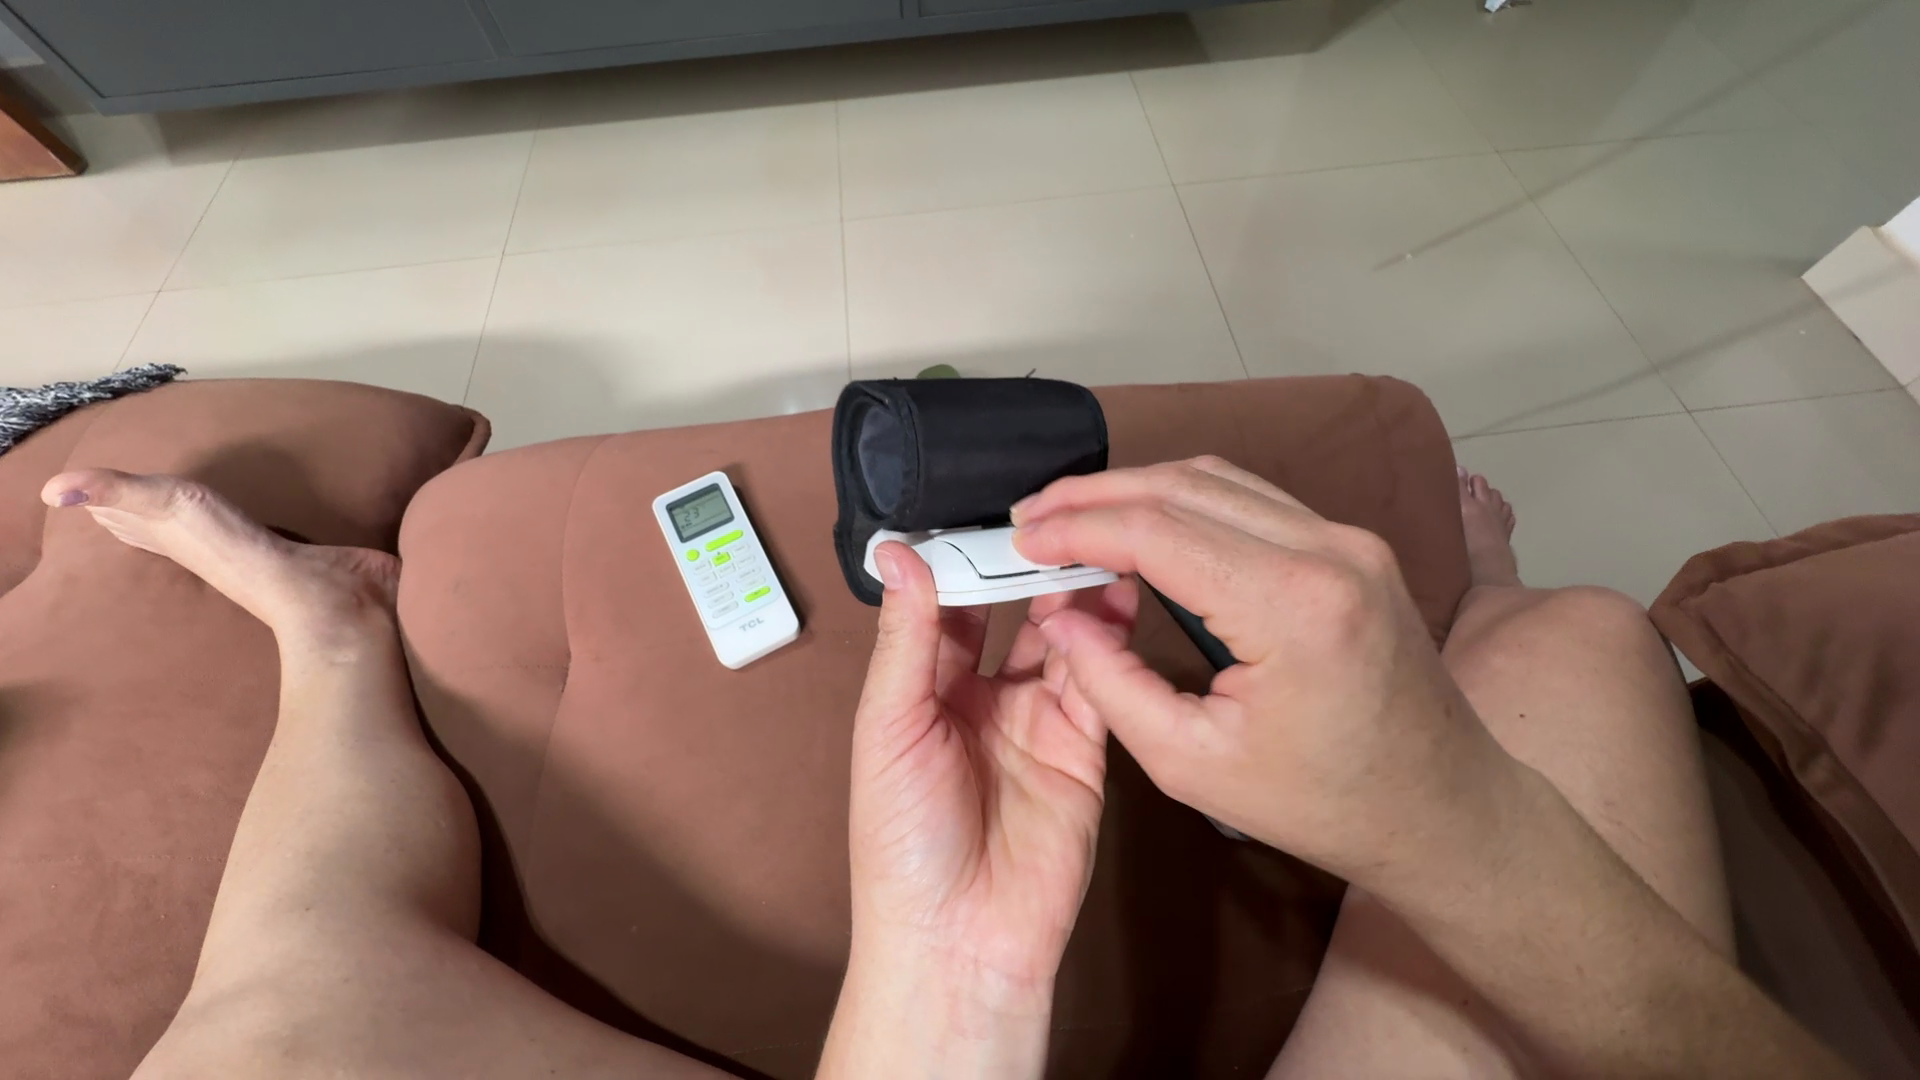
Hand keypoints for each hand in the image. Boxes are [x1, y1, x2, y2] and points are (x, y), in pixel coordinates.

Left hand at [819, 541, 1137, 1078]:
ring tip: (1091, 551)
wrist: (960, 941)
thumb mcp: (890, 727)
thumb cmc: (902, 842)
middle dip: (1029, 575)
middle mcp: (981, 700)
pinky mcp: (1081, 748)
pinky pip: (1096, 685)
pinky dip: (1104, 645)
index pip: (948, 609)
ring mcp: (1034, 722)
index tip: (985, 516)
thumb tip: (896, 557)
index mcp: (924, 691)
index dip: (965, 563)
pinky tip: (1112, 603)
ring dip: (1073, 600)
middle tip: (1052, 527)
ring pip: (1060, 643)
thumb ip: (905, 640)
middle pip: (1011, 618)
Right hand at [1010, 457, 1514, 897]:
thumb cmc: (1317, 802)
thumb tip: (1059, 618)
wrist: (1442, 808)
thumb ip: (1110, 683)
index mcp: (1291, 605)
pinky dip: (1177, 497)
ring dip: (1132, 487)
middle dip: (1092, 495)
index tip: (1021, 539)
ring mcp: (1344, 537)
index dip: (1077, 528)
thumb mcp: (1190, 762)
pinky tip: (1136, 518)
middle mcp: (1326, 549)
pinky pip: (1244, 496)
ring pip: (1212, 478)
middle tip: (1029, 515)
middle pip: (1181, 486)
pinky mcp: (1346, 542)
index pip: (1157, 531)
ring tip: (1068, 513)